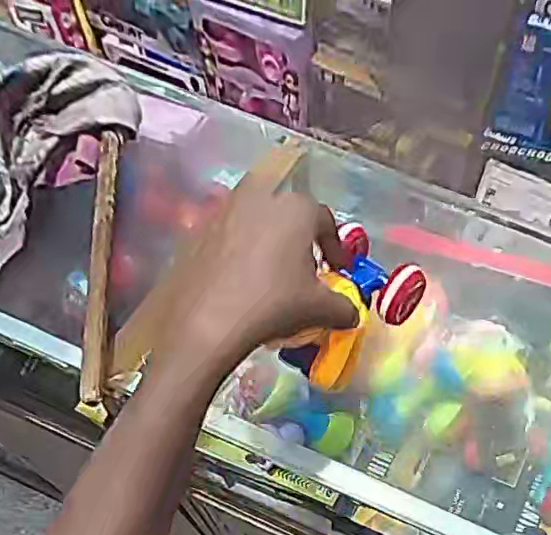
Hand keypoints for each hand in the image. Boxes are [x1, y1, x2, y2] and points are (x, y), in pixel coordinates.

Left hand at [153, 188, 359, 384]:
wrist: (207, 321)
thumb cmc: (273, 305)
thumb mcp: (319, 310)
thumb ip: (344, 307)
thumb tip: (352, 313)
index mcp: (296, 208)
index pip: (326, 223)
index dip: (335, 249)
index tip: (338, 271)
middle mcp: (260, 197)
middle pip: (289, 218)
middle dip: (300, 243)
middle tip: (304, 273)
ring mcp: (225, 210)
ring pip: (257, 225)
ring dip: (269, 246)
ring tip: (272, 279)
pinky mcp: (198, 231)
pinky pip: (230, 240)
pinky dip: (240, 256)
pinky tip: (241, 284)